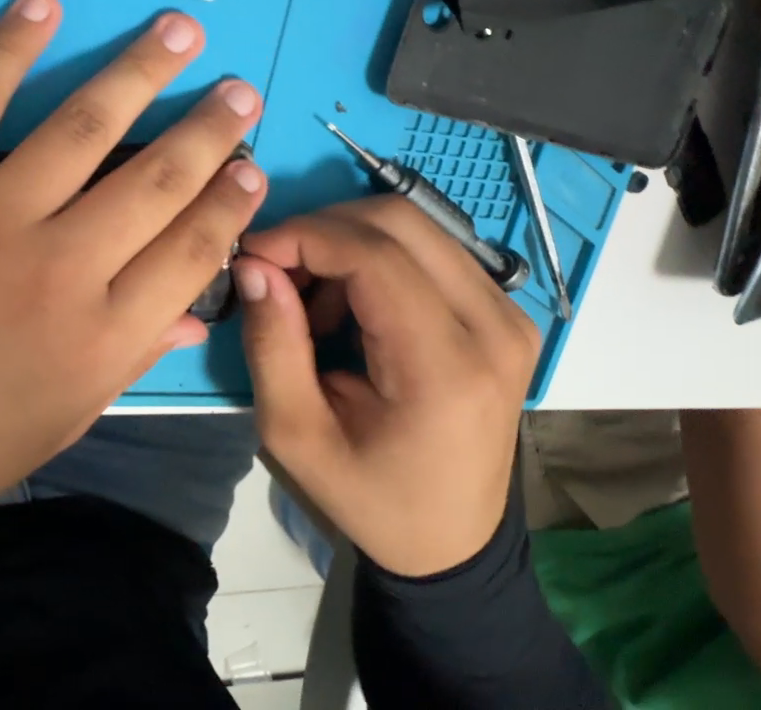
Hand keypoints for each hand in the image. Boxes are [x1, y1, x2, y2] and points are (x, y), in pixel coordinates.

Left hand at [0, 0, 266, 534]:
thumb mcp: (62, 420)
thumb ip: (130, 358)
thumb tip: (193, 311)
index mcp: (102, 337)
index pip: (191, 251)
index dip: (230, 204)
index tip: (251, 166)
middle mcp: (61, 268)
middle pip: (154, 182)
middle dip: (208, 131)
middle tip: (239, 92)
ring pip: (81, 129)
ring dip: (139, 72)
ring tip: (180, 32)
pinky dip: (7, 50)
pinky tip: (42, 6)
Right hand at [234, 197, 538, 576]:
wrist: (451, 539)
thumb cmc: (369, 495)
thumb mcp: (295, 433)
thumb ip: (272, 344)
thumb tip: (254, 265)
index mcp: (445, 367)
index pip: (373, 255)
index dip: (303, 237)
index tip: (251, 255)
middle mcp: (493, 327)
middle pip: (399, 222)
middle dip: (321, 230)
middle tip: (276, 271)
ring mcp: (509, 316)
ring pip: (415, 226)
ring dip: (347, 244)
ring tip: (310, 300)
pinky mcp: (506, 313)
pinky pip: (431, 249)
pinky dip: (374, 258)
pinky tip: (347, 305)